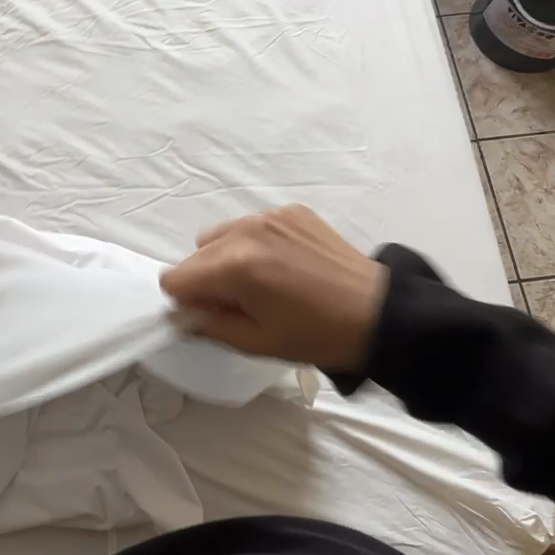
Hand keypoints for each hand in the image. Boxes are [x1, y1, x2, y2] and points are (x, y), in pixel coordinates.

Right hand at [160, 205, 385, 371]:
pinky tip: (283, 266)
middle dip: (205, 281)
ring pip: (220, 236)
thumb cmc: (315, 336)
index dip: (185, 302)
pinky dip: (254, 245)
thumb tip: (182, 313)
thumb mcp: (255, 342)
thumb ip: (207, 324)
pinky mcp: (291, 212)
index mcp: (234, 266)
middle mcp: (246, 231)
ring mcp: (270, 217)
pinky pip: (252, 226)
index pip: (175, 279)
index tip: (209, 316)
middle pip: (195, 255)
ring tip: (261, 283)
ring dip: (226, 259)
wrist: (379, 314)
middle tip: (238, 305)